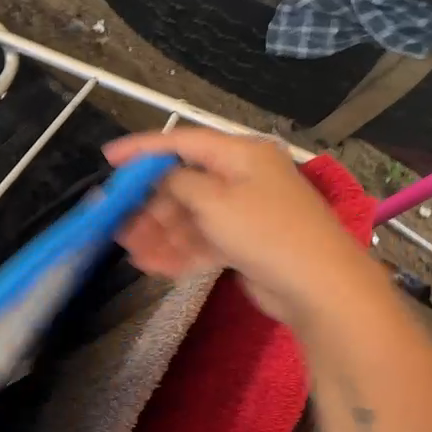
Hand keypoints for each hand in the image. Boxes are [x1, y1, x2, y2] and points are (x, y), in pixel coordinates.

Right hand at [103, 128, 378, 327]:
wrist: (323, 289)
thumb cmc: (265, 231)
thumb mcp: (211, 199)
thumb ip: (175, 181)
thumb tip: (158, 177)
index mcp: (240, 154)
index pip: (181, 142)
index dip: (141, 149)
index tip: (108, 158)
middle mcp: (242, 177)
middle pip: (182, 184)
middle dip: (148, 206)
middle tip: (117, 223)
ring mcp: (245, 211)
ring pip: (189, 215)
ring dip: (159, 232)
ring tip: (132, 252)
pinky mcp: (246, 242)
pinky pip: (202, 239)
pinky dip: (178, 249)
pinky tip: (153, 265)